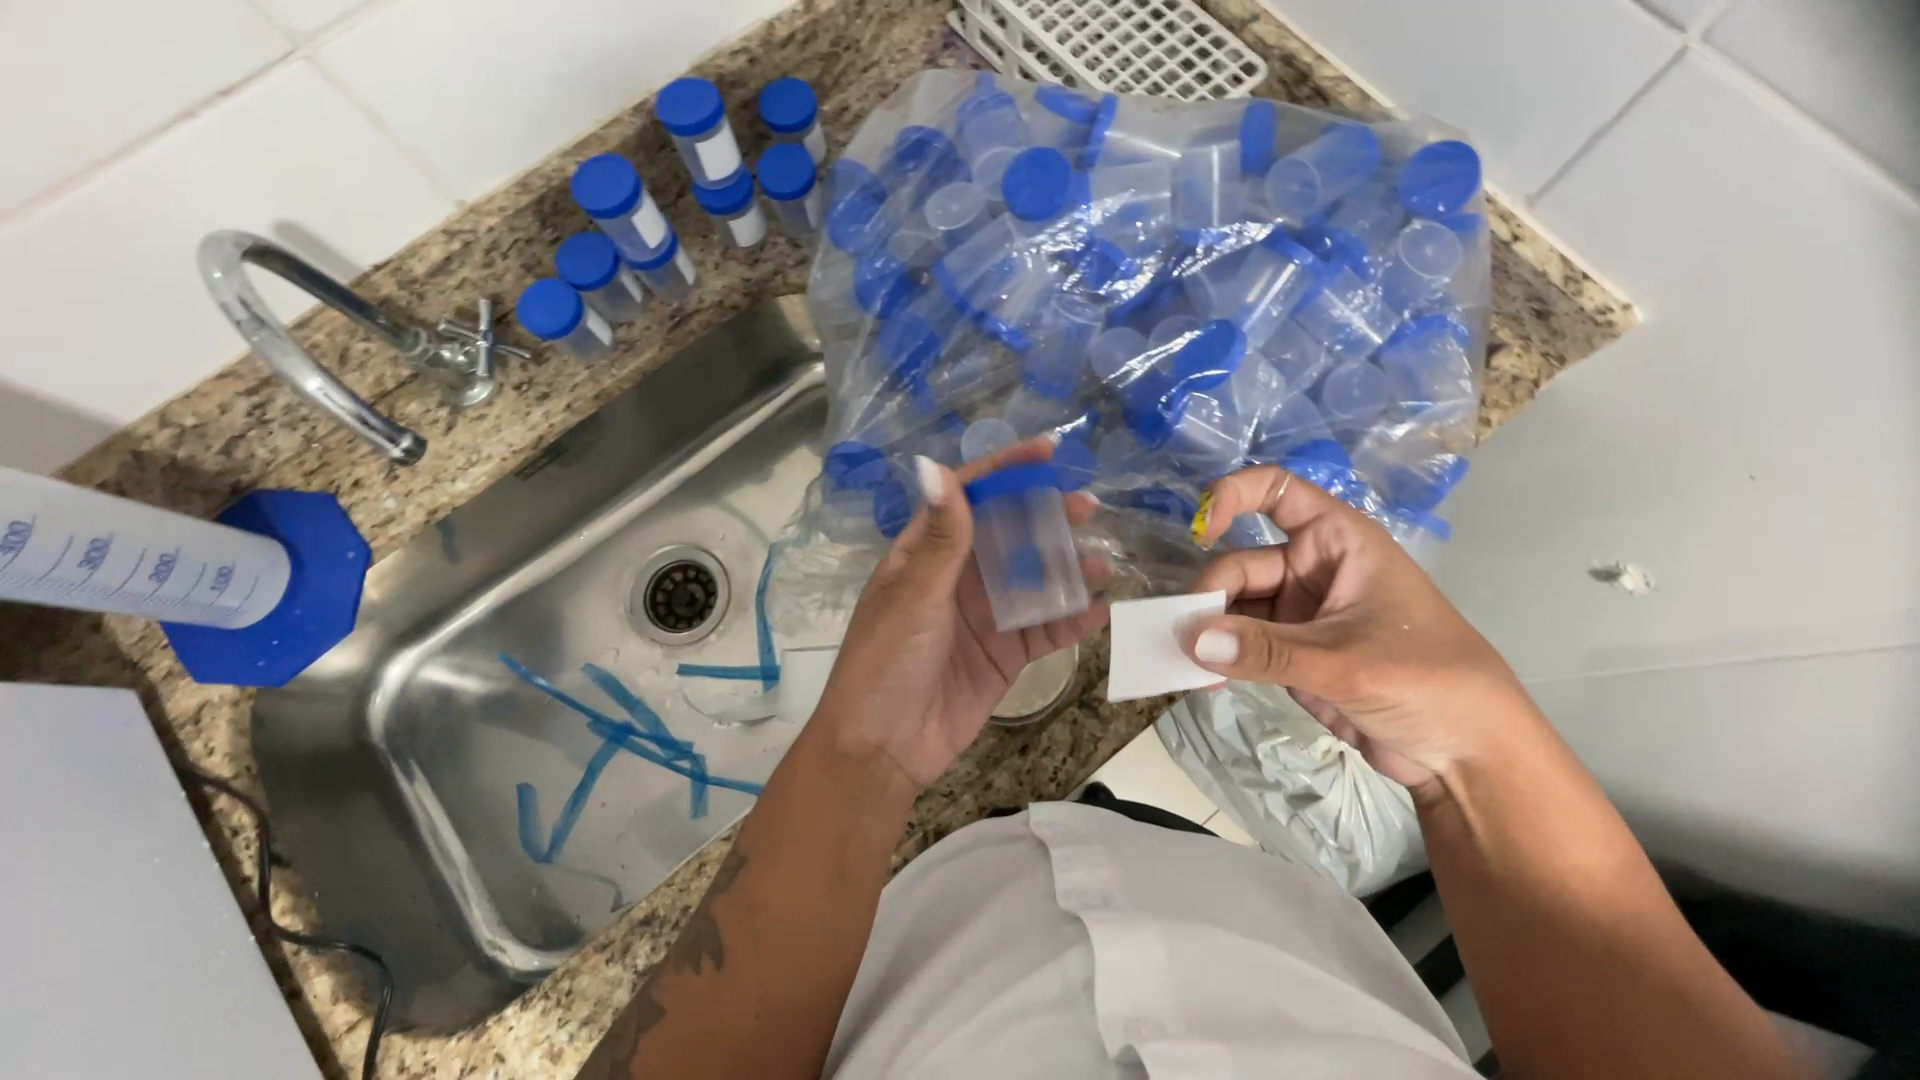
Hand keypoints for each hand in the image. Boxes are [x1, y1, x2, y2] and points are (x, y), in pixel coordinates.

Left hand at [813, 437, 1111, 790]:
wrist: (884, 748)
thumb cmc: (885, 662)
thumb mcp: (914, 596)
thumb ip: (941, 537)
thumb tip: (933, 464)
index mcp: (926, 553)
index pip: (968, 497)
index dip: (1005, 470)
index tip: (1047, 452)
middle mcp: (958, 577)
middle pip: (1010, 534)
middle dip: (1047, 517)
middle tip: (1087, 507)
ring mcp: (986, 615)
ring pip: (1035, 579)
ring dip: (1068, 568)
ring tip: (1101, 564)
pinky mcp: (1006, 653)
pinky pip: (1046, 627)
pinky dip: (1072, 618)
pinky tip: (1099, 609)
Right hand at [1182, 465, 1535, 792]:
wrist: (1467, 751)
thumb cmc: (1428, 680)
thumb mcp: (1344, 661)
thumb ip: (1264, 651)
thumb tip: (1190, 639)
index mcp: (1339, 543)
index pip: (1278, 493)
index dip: (1234, 496)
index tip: (1201, 530)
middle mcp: (1314, 570)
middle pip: (1242, 563)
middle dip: (1213, 596)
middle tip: (1188, 638)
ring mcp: (1300, 614)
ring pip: (1235, 607)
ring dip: (1210, 632)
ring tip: (1186, 664)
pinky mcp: (1292, 654)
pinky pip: (1241, 645)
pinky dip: (1219, 659)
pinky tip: (1203, 681)